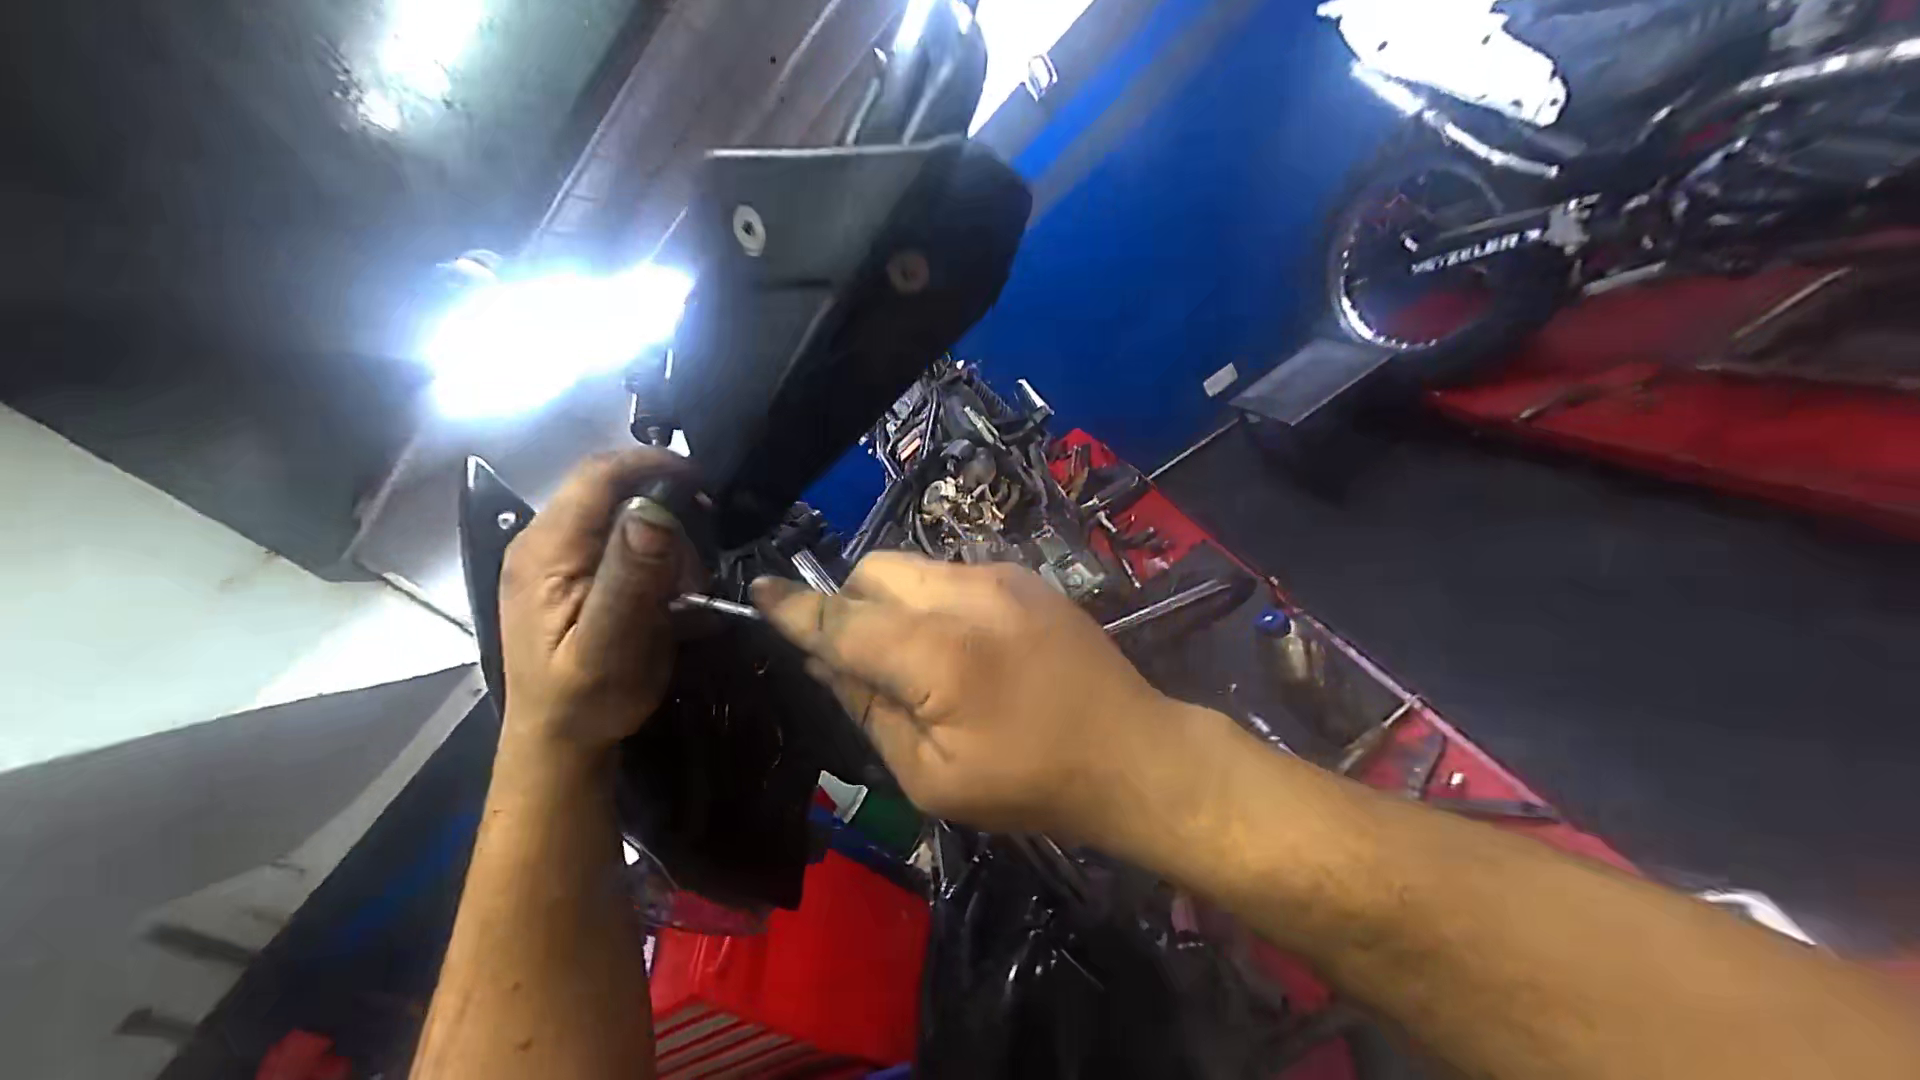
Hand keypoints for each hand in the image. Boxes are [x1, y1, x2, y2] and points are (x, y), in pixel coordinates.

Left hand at [499, 448, 696, 755]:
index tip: (704, 483)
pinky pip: (624, 544)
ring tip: (681, 597)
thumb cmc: (585, 700)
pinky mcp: (574, 575)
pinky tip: (668, 597)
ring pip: (626, 518)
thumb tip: (654, 509)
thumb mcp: (612, 644)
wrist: (558, 742)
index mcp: (547, 550)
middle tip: (695, 574)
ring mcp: (558, 558)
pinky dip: (657, 561)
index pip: (599, 474)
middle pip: (616, 493)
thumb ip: (631, 577)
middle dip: (668, 521)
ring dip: (667, 548)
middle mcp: (545, 542)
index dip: (653, 464)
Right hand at [752, 553, 1177, 837]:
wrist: (1133, 752)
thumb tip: (823, 663)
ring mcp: (1001, 576)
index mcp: (938, 654)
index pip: (843, 619)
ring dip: (892, 602)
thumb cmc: (1031, 782)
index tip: (758, 592)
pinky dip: (931, 599)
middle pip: (874, 570)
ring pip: (911, 566)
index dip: (795, 609)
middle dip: (851, 605)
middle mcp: (966, 595)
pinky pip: (950, 572)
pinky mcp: (1025, 575)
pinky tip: (962, 644)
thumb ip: (869, 711)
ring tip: (920, 656)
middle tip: (866, 659)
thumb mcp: (932, 777)